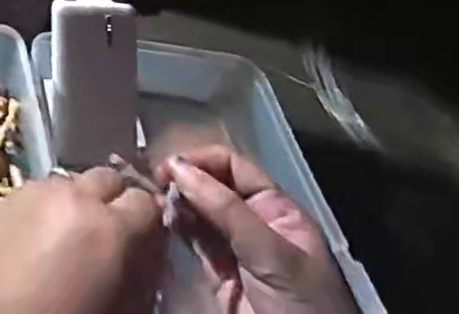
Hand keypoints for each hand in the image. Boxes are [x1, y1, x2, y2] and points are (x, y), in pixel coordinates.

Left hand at [0, 168, 167, 313]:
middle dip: (118, 196)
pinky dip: (57, 201)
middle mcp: (77, 195)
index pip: (145, 201)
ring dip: (85, 197)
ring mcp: (44, 187)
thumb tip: (146, 251)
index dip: (151, 215)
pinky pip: (48, 187)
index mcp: (109, 226)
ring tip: (79, 225)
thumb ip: (136, 270)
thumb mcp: (117, 305)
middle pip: (110, 177)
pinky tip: (49, 226)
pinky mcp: (17, 190)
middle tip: (116, 222)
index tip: (150, 230)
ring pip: (76, 179)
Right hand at [163, 147, 355, 313]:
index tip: (170, 167)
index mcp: (276, 209)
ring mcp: (234, 247)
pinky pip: (192, 238)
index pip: (233, 166)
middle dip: (183, 180)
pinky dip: (175, 226)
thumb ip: (225, 208)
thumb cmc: (303, 308)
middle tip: (155, 183)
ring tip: (156, 202)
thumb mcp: (271, 254)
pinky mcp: (217, 271)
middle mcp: (253, 221)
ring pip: (197, 209)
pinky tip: (163, 220)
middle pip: (211, 184)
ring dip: (176, 202)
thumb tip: (177, 166)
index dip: (201, 161)